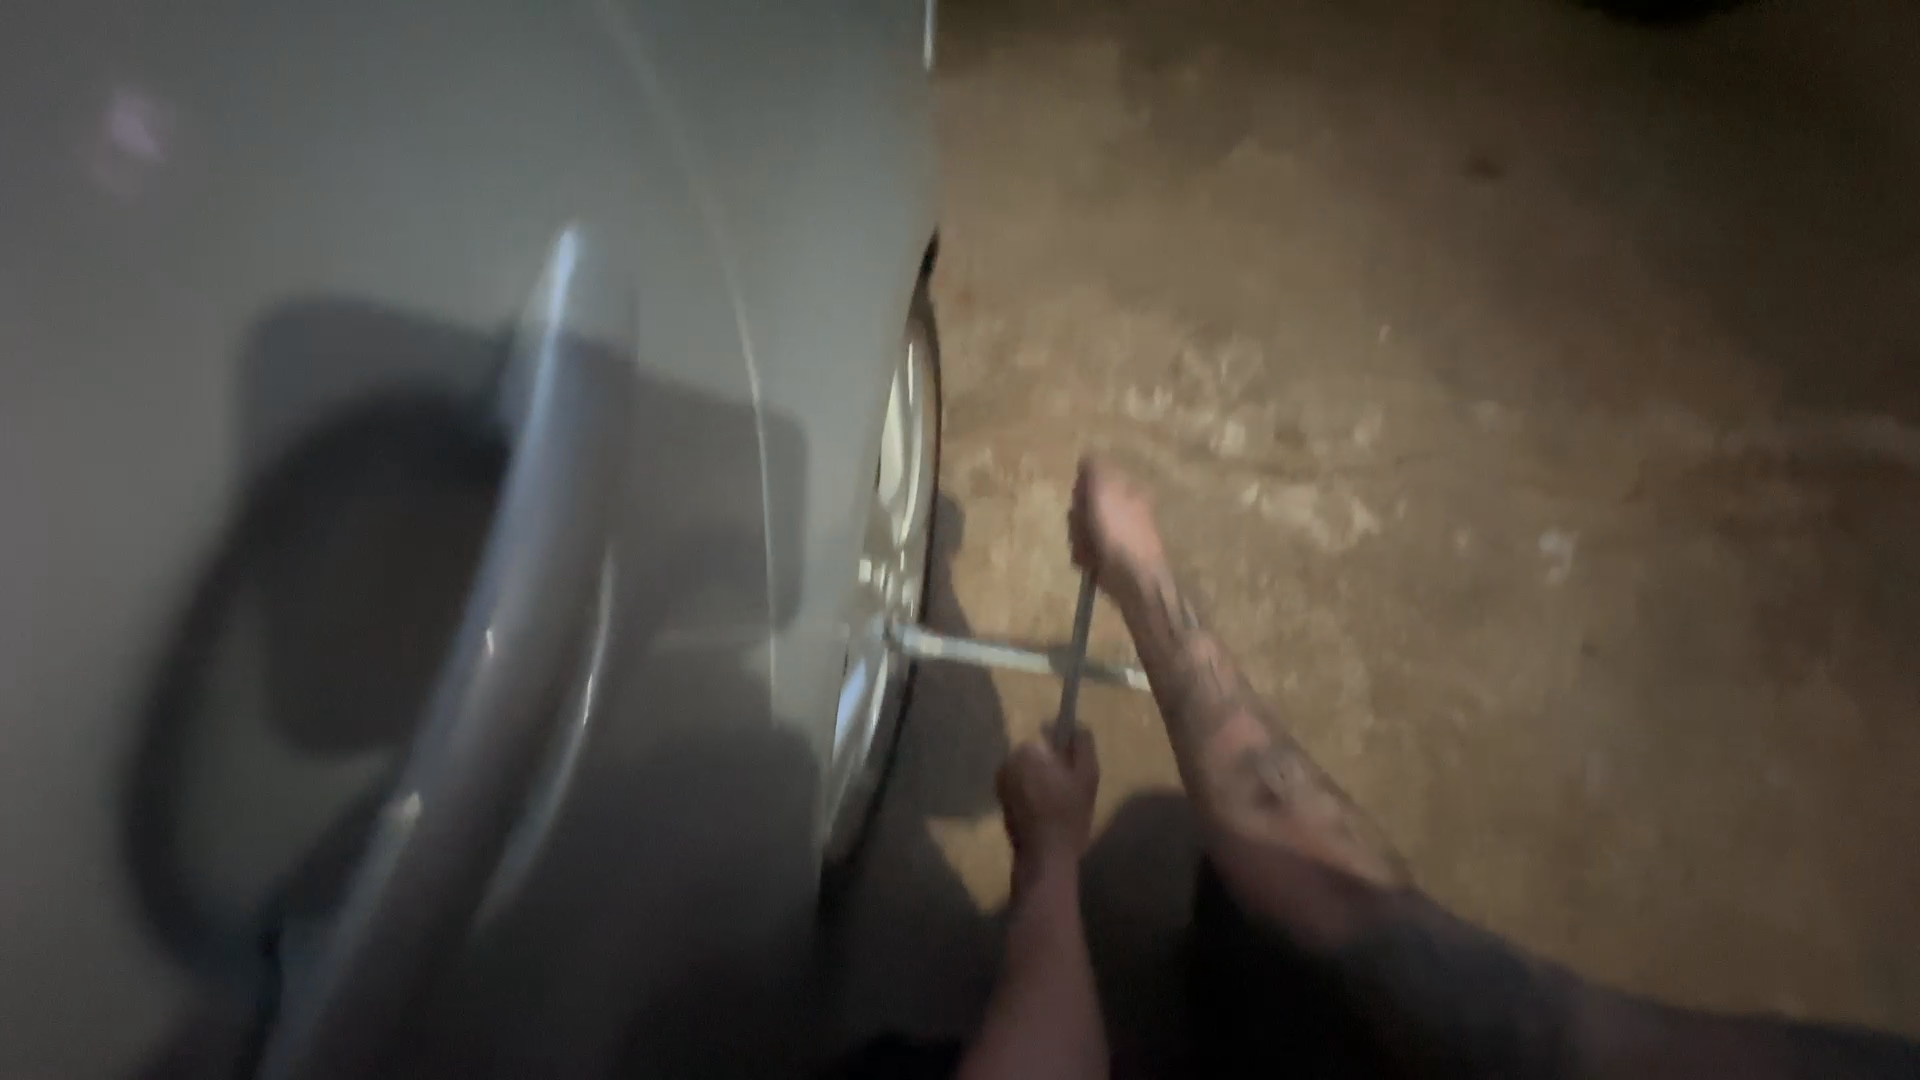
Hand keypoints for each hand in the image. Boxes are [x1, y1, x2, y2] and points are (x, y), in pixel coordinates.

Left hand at [997, 731, 1099, 870]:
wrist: (1044, 855)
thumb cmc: (1068, 814)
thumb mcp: (1087, 776)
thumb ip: (1082, 744)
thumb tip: (1076, 724)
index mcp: (1028, 750)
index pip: (1048, 736)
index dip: (1063, 752)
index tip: (1073, 771)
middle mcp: (1009, 760)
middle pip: (1037, 753)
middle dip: (1051, 766)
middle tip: (1068, 790)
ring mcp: (1001, 780)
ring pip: (1028, 770)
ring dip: (1041, 780)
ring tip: (1057, 804)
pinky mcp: (1000, 799)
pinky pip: (1020, 785)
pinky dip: (1031, 793)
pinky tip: (1044, 812)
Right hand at [1068, 457, 1166, 602]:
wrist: (1133, 577)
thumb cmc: (1119, 531)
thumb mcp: (1105, 489)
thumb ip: (1094, 468)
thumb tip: (1087, 455)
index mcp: (1127, 488)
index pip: (1091, 479)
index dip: (1081, 491)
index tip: (1081, 499)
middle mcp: (1124, 508)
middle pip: (1084, 505)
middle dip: (1078, 517)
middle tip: (1084, 527)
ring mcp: (1118, 533)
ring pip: (1082, 529)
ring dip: (1078, 539)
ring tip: (1087, 549)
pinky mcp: (1110, 555)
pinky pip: (1085, 549)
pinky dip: (1083, 555)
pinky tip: (1089, 562)